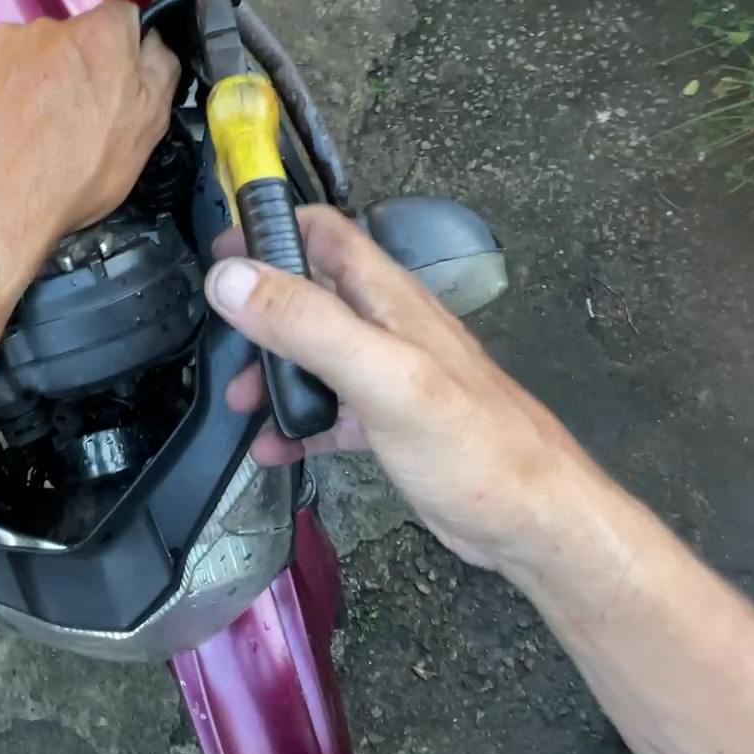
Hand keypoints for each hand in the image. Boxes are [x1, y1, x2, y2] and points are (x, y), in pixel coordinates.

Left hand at [0, 0, 177, 262]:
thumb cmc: (78, 175)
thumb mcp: (148, 130)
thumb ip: (160, 70)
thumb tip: (153, 41)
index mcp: (99, 35)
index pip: (124, 18)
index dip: (125, 52)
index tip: (117, 88)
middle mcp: (47, 25)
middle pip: (75, 38)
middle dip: (79, 69)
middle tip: (75, 121)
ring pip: (32, 55)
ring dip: (39, 80)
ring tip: (34, 131)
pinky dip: (2, 92)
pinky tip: (3, 130)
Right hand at [206, 206, 600, 571]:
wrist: (532, 524)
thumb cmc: (468, 443)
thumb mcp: (381, 375)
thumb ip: (307, 324)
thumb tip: (229, 278)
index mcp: (386, 297)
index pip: (323, 232)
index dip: (271, 229)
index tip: (221, 253)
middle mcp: (384, 325)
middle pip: (308, 294)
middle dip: (260, 311)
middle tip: (221, 341)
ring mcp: (385, 374)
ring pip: (312, 354)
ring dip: (272, 371)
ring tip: (240, 403)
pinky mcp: (385, 421)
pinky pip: (327, 410)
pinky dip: (296, 423)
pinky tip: (272, 449)